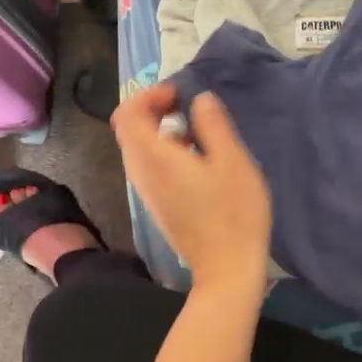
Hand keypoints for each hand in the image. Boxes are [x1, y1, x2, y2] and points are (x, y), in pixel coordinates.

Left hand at [112, 85, 271, 294]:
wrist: (226, 267)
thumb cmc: (234, 212)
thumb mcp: (233, 161)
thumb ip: (213, 125)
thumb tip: (199, 100)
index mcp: (154, 156)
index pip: (128, 113)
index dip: (150, 95)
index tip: (181, 94)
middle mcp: (142, 172)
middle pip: (131, 130)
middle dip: (156, 111)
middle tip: (192, 108)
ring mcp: (148, 193)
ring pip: (143, 151)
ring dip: (165, 133)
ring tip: (202, 135)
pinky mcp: (160, 207)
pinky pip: (153, 169)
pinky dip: (169, 154)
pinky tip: (202, 165)